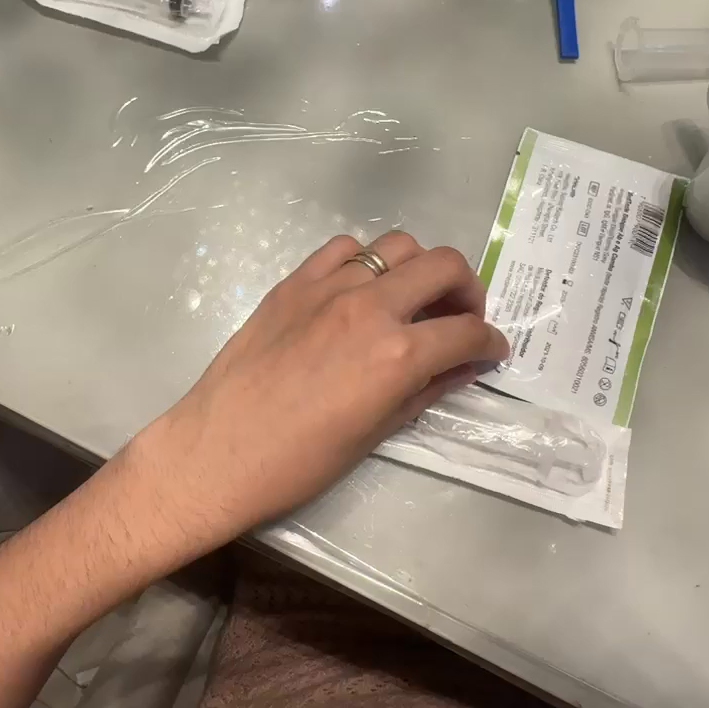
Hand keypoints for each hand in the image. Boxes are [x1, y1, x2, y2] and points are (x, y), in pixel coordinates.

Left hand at [124, 231, 509, 547]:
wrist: (217, 450)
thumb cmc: (299, 461)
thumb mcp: (376, 432)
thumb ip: (428, 389)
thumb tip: (465, 366)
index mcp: (396, 354)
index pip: (467, 331)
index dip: (490, 341)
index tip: (491, 350)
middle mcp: (368, 307)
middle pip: (443, 265)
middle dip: (467, 290)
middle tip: (460, 317)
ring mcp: (327, 288)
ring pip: (395, 246)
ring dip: (417, 269)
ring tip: (410, 300)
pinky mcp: (292, 282)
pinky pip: (343, 249)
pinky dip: (364, 262)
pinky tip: (359, 289)